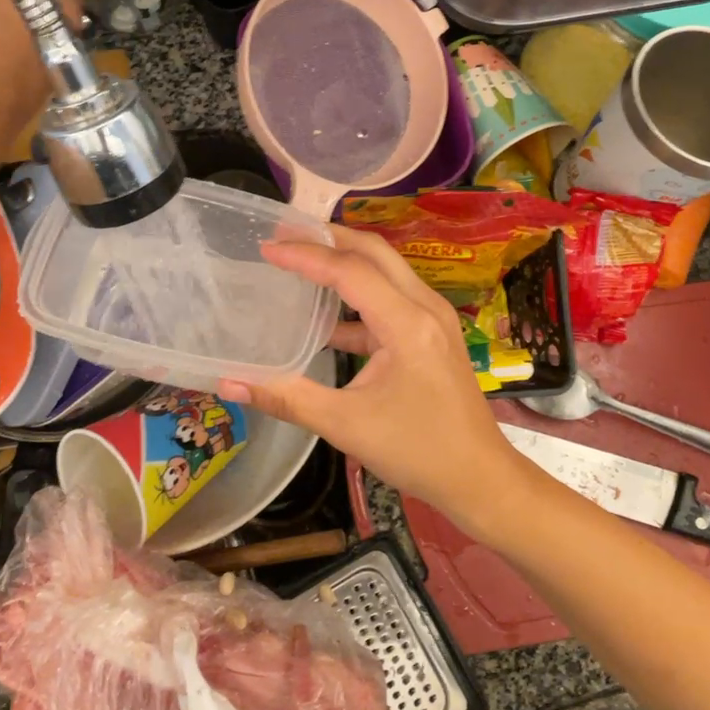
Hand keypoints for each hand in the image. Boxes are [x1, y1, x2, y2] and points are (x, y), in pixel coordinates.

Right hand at [223, 227, 529, 527]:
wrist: (479, 478)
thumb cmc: (417, 451)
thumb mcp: (345, 426)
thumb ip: (286, 399)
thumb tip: (229, 383)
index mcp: (407, 323)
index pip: (349, 271)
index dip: (305, 255)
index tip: (266, 247)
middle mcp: (425, 307)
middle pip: (374, 252)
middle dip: (328, 238)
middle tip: (285, 231)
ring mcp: (433, 318)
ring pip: (385, 271)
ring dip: (344, 261)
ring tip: (300, 260)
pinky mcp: (432, 333)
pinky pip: (391, 298)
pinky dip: (358, 296)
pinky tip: (325, 319)